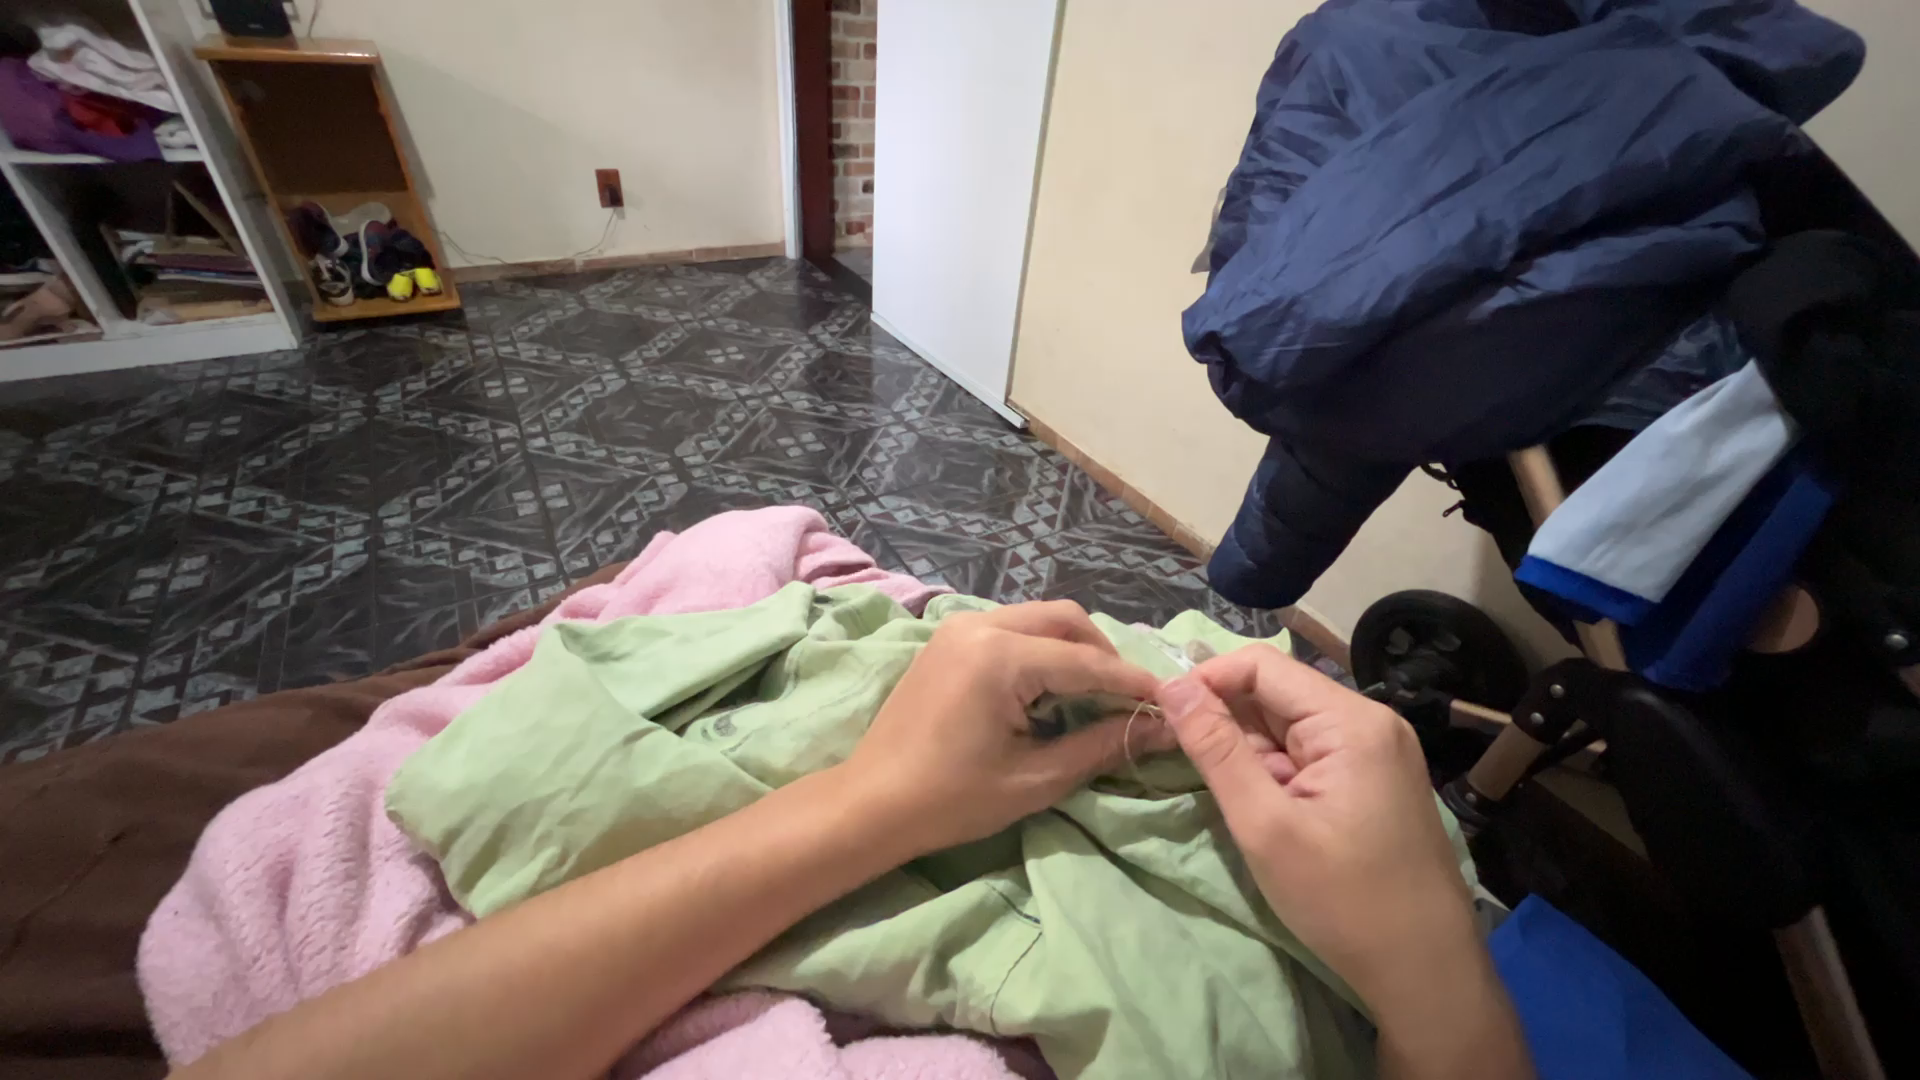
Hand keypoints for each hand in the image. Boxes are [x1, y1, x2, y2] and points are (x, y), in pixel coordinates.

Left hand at [844, 600, 1163, 856]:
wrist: (872, 802)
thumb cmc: (952, 799)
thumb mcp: (1035, 779)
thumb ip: (1102, 745)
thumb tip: (1162, 728)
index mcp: (999, 657)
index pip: (1085, 661)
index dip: (1132, 682)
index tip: (1170, 702)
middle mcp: (979, 625)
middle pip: (1064, 619)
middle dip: (1103, 654)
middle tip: (1127, 698)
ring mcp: (959, 626)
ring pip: (1038, 618)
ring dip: (1073, 648)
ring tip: (1094, 695)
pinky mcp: (948, 638)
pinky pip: (1012, 627)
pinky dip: (1041, 649)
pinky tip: (1050, 688)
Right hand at [1157, 645, 1531, 1078]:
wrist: (1427, 979)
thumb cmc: (1343, 902)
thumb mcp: (1264, 825)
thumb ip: (1215, 748)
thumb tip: (1170, 684)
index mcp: (1350, 722)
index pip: (1261, 665)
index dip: (1207, 679)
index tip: (1166, 712)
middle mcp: (1368, 721)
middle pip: (1275, 690)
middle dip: (1225, 717)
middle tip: (1186, 758)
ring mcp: (1373, 750)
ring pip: (1285, 722)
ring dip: (1246, 747)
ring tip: (1230, 793)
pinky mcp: (1370, 777)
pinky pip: (1304, 749)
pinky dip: (1270, 767)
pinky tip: (1260, 804)